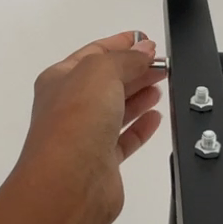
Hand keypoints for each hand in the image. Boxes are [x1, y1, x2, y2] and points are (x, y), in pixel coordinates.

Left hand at [7, 31, 166, 223]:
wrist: (68, 183)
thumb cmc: (75, 121)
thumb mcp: (100, 71)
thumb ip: (125, 58)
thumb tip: (144, 51)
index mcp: (60, 79)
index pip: (94, 53)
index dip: (121, 44)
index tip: (147, 40)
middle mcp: (69, 106)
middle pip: (107, 81)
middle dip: (135, 69)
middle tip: (162, 64)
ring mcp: (85, 135)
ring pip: (116, 109)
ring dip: (139, 96)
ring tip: (162, 84)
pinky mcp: (102, 162)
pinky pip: (125, 139)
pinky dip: (141, 127)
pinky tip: (157, 117)